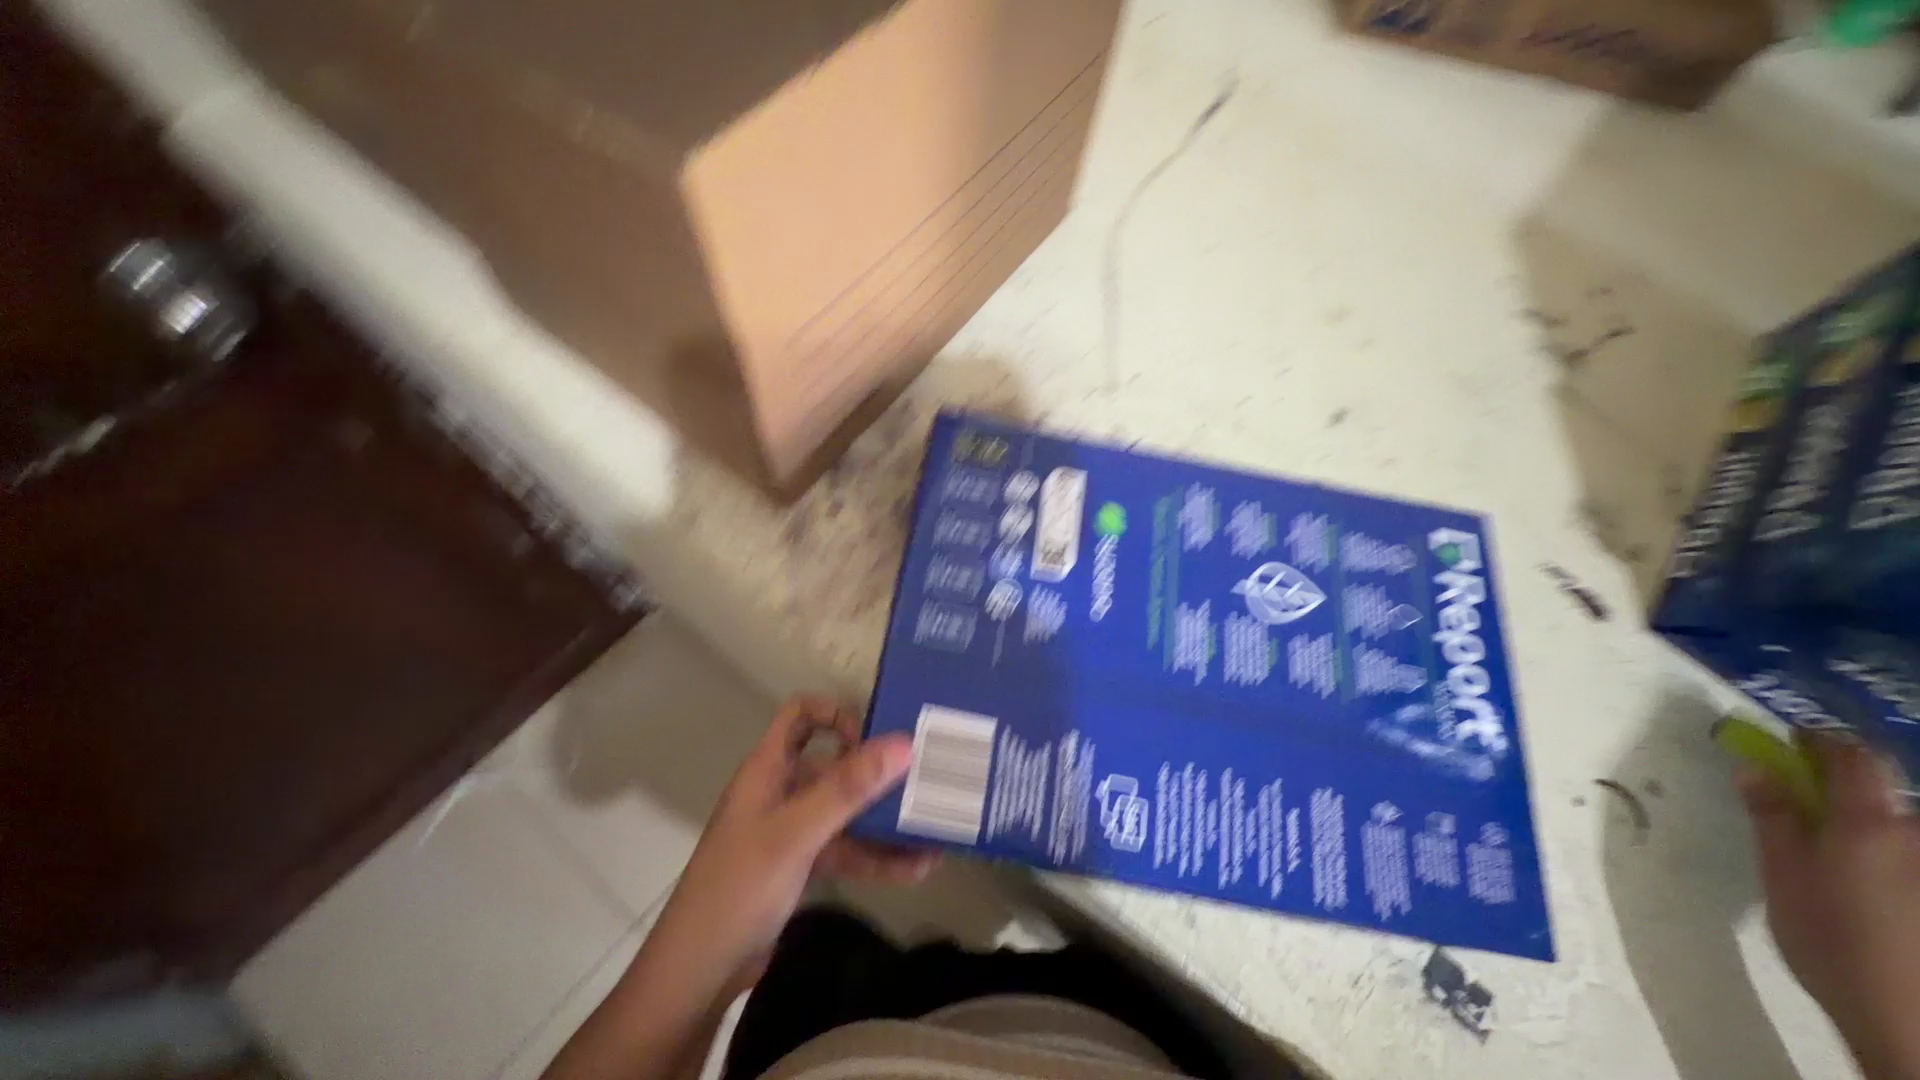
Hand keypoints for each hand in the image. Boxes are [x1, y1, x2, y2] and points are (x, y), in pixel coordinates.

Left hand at [644, 696, 936, 995]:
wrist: (699, 972)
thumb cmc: (740, 888)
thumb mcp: (796, 833)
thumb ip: (848, 788)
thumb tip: (904, 742)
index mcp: (768, 769)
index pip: (801, 715)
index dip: (839, 715)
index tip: (878, 739)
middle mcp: (781, 792)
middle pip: (835, 765)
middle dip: (879, 772)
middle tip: (928, 780)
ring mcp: (792, 832)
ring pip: (846, 812)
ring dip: (886, 820)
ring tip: (935, 829)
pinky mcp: (801, 869)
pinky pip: (847, 850)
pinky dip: (878, 857)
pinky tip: (918, 868)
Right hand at [1740, 735, 1919, 1079]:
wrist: (1903, 1015)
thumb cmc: (1828, 935)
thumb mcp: (1782, 872)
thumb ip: (1773, 815)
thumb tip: (1757, 767)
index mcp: (1870, 820)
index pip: (1852, 755)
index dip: (1820, 740)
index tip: (1790, 739)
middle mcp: (1916, 833)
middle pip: (1883, 789)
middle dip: (1844, 784)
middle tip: (1804, 796)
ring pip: (1898, 825)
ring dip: (1865, 821)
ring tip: (1833, 845)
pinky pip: (1906, 853)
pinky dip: (1884, 850)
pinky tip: (1863, 880)